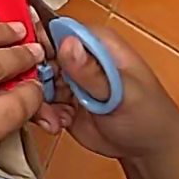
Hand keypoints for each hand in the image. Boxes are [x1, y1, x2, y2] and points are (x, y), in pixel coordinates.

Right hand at [47, 24, 178, 162]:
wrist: (147, 148)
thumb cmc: (146, 114)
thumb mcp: (121, 93)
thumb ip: (92, 72)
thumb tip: (66, 43)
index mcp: (96, 42)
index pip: (57, 30)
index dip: (39, 44)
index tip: (31, 67)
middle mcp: (79, 56)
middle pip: (41, 57)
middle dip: (36, 80)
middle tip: (44, 101)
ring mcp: (68, 78)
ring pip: (37, 82)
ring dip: (40, 102)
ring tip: (55, 120)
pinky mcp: (61, 101)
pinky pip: (40, 102)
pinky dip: (44, 115)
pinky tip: (58, 125)